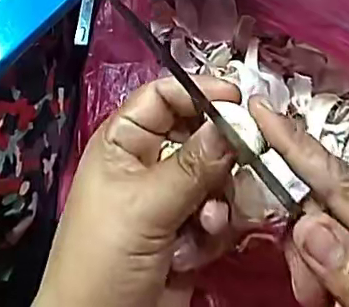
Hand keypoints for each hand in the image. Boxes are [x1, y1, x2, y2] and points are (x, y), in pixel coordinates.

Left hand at [38, 77, 242, 306]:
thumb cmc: (103, 256)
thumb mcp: (146, 206)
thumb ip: (192, 167)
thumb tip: (231, 125)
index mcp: (124, 140)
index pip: (163, 96)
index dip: (197, 92)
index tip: (237, 98)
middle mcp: (148, 161)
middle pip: (197, 136)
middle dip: (219, 154)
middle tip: (245, 164)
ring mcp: (168, 199)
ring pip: (214, 178)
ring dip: (217, 202)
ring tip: (206, 225)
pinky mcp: (186, 235)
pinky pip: (217, 216)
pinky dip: (214, 231)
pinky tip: (197, 251)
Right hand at [253, 104, 348, 306]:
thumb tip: (305, 219)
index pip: (341, 179)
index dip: (294, 143)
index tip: (258, 107)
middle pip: (333, 206)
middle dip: (305, 235)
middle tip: (308, 294)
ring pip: (339, 231)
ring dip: (319, 262)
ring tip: (326, 304)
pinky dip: (339, 274)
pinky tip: (342, 301)